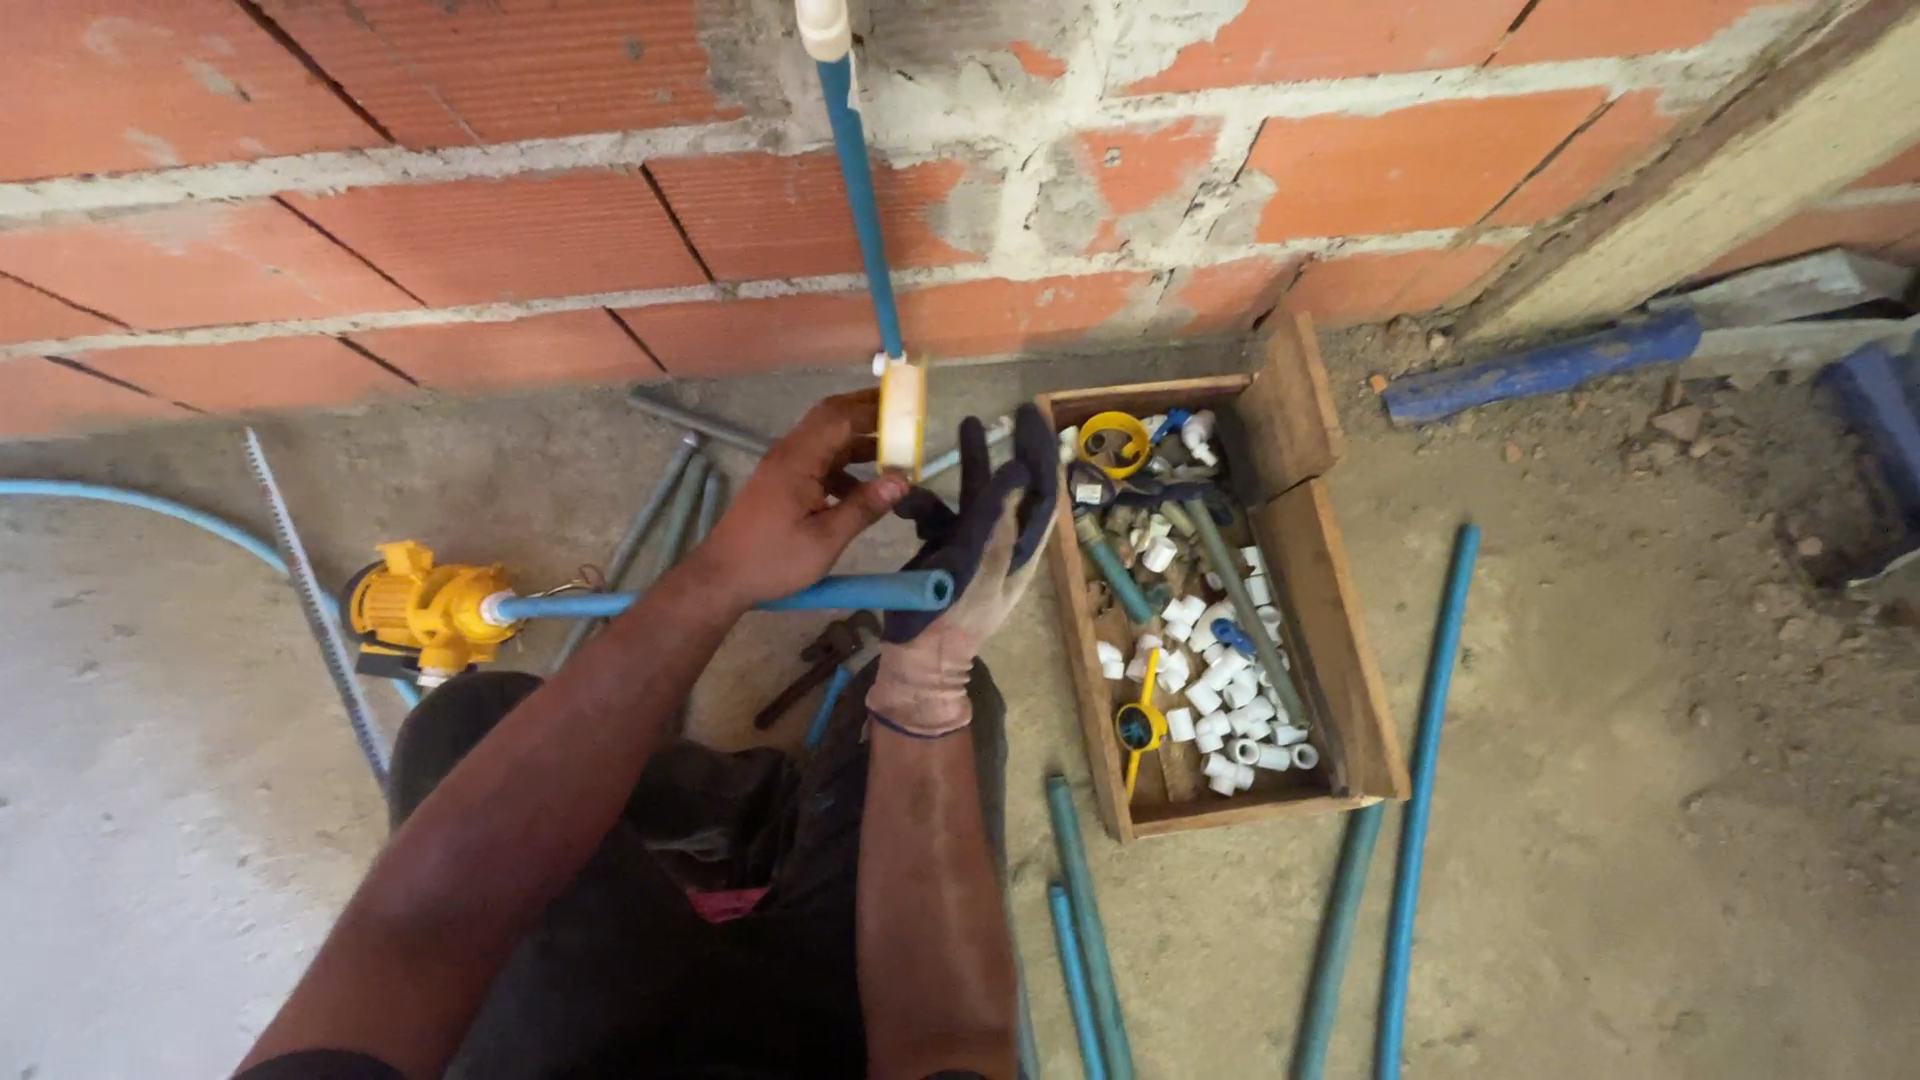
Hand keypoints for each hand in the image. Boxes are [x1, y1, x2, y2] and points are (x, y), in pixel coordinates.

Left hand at [687, 391, 909, 608]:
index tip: (906, 411)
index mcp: (799, 460)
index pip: (840, 418)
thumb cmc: (773, 560)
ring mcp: (783, 466)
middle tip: (902, 416)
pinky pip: (818, 461)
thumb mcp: (825, 539)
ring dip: (858, 441)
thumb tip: (902, 481)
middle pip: (830, 417)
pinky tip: (863, 489)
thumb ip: (864, 507)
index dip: (874, 410)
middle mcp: (789, 453)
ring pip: (825, 439)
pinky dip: (844, 465)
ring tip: (894, 454)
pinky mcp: (781, 481)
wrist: (722, 577)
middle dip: (866, 412)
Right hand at [867, 405, 1057, 736]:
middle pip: (1015, 487)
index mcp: (1021, 549)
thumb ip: (1000, 519)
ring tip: (968, 425)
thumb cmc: (952, 618)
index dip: (1041, 454)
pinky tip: (908, 498)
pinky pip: (942, 513)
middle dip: (1015, 449)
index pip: (1041, 493)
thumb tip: (1021, 471)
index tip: (1033, 417)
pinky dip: (927, 501)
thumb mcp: (979, 568)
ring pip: (977, 494)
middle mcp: (1003, 542)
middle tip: (1014, 413)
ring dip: (972, 462)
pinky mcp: (944, 549)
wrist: (919, 657)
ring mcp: (973, 544)